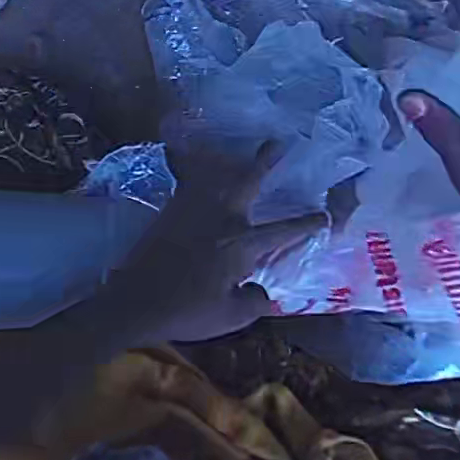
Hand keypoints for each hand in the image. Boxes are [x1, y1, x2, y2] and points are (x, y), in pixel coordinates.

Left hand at [96, 142, 325, 343]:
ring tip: (242, 149)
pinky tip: (201, 166)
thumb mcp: (231, 317)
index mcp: (242, 244)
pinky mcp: (172, 209)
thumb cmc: (186, 311)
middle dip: (266, 161)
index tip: (324, 216)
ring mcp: (194, 209)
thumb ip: (256, 301)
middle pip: (249, 181)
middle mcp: (223, 218)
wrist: (135, 300)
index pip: (284, 230)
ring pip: (218, 174)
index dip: (308, 224)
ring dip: (233, 159)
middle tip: (279, 142)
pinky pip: (189, 180)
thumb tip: (265, 291)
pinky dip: (197, 169)